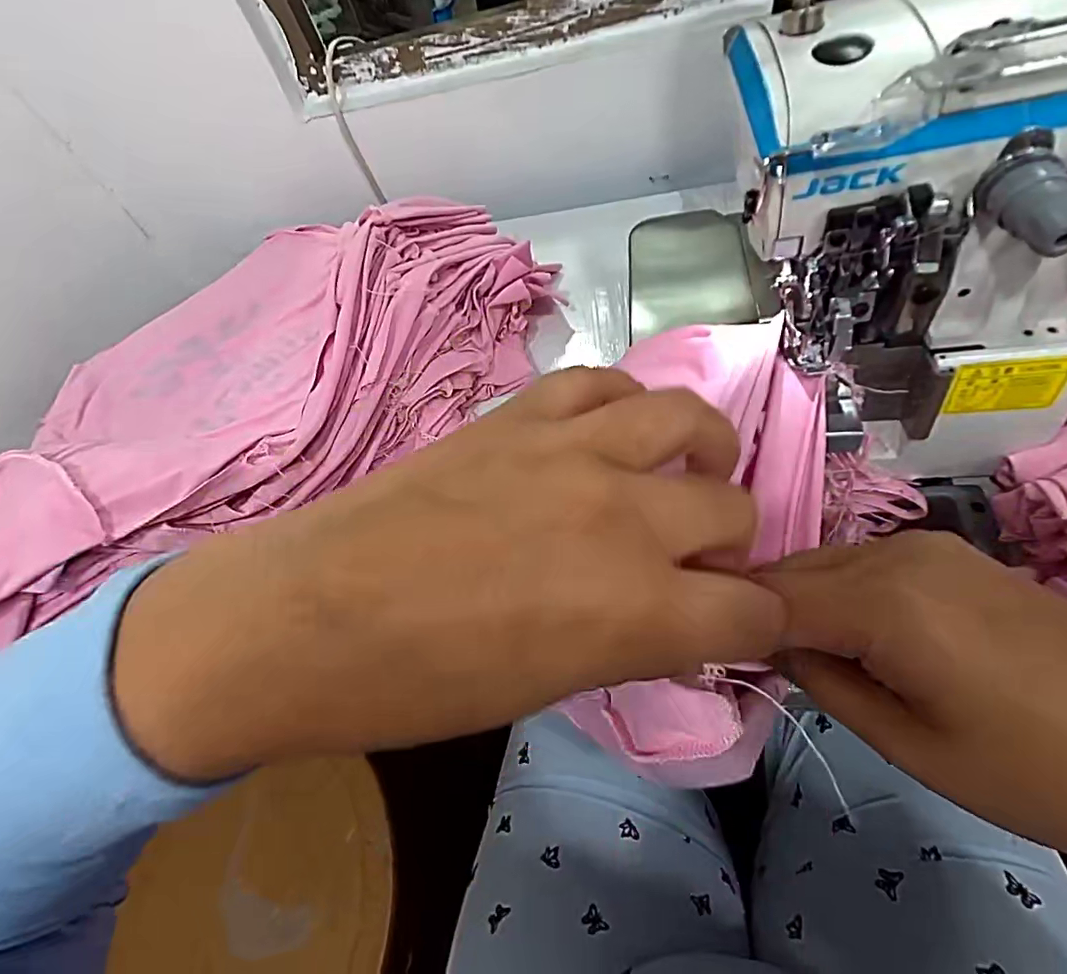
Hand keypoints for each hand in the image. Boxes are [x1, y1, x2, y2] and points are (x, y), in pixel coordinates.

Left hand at [111, 367, 782, 781]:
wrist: (312, 615)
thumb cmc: (425, 682)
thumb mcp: (552, 685)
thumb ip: (634, 642)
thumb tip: (679, 620)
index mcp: (638, 610)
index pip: (753, 613)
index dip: (754, 624)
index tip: (733, 624)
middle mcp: (624, 516)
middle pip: (733, 509)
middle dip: (727, 545)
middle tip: (689, 559)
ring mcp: (573, 449)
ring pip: (688, 418)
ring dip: (702, 452)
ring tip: (683, 469)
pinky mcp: (522, 414)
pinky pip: (602, 380)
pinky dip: (624, 404)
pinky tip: (614, 427)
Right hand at [762, 533, 1066, 972]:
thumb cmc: (1043, 771)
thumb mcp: (912, 745)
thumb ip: (826, 681)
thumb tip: (775, 644)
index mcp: (885, 597)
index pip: (768, 596)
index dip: (729, 620)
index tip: (706, 649)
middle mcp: (902, 550)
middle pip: (795, 568)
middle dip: (761, 606)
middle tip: (747, 656)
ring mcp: (935, 545)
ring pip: (830, 562)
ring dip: (802, 599)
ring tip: (800, 652)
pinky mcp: (960, 555)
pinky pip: (870, 564)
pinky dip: (843, 593)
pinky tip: (857, 635)